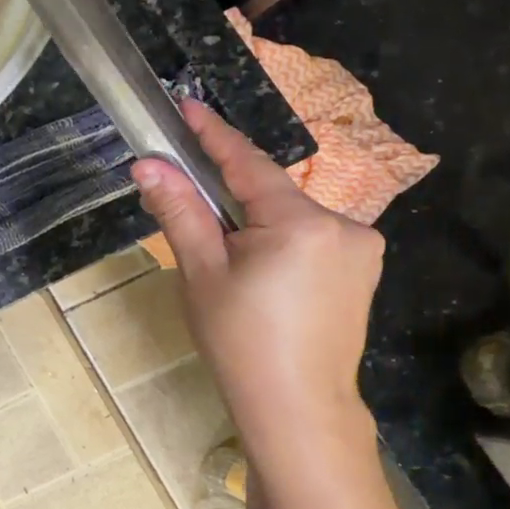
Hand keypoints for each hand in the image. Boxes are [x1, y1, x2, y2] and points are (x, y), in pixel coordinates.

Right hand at [132, 100, 384, 450]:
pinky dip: (275, 239)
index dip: (213, 134)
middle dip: (227, 193)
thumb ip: (179, 212)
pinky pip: (309, 236)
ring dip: (251, 220)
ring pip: (289, 215)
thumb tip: (147, 165)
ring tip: (220, 259)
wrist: (295, 403)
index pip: (247, 164)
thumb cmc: (238, 338)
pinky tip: (255, 272)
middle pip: (269, 192)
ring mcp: (360, 246)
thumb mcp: (200, 272)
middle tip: (184, 204)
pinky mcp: (362, 268)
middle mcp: (342, 223)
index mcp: (299, 223)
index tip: (186, 105)